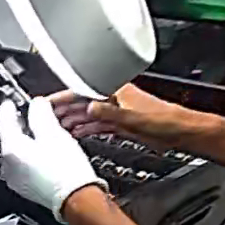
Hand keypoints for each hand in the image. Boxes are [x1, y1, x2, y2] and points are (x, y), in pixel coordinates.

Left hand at [0, 98, 106, 215]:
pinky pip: (23, 164)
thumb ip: (40, 114)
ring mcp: (15, 178)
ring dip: (27, 139)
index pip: (4, 122)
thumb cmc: (65, 169)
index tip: (10, 100)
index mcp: (11, 150)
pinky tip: (43, 150)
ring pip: (17, 151)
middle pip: (10, 137)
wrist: (74, 198)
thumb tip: (35, 105)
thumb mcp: (53, 133)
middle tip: (30, 113)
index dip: (9, 108)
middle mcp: (8, 166)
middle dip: (20, 124)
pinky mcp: (24, 186)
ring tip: (40, 131)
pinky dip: (31, 153)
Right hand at [51, 85, 196, 152]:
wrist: (180, 131)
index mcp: (117, 91)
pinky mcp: (120, 123)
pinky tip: (75, 133)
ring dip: (72, 120)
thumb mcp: (132, 117)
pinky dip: (84, 128)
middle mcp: (115, 99)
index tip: (46, 103)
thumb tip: (88, 108)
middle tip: (44, 117)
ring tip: (54, 127)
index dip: (63, 97)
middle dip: (63, 109)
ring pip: (88, 113)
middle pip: (82, 102)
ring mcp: (117, 111)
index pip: (84, 91)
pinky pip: (96, 124)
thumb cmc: (164, 120)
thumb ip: (109, 113)